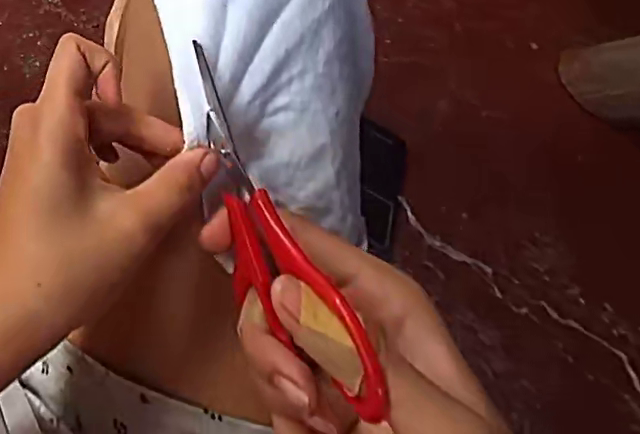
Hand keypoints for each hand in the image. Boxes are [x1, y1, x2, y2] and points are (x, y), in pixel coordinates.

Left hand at [0, 33, 218, 352]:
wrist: (2, 315)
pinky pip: (75, 139)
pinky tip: (122, 187)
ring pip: (90, 120)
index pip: (75, 51)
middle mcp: (37, 121)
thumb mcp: (134, 225)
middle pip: (96, 97)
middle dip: (140, 127)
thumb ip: (177, 183)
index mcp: (53, 120)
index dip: (113, 67)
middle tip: (179, 165)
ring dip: (127, 143)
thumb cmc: (63, 268)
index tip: (134, 113)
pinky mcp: (32, 165)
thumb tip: (209, 155)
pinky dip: (105, 154)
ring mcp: (31, 144)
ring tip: (157, 178)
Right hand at [201, 209, 507, 433]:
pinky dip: (281, 412)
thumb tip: (281, 287)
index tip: (209, 237)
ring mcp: (326, 361)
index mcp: (380, 297)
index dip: (255, 226)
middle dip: (268, 335)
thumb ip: (356, 353)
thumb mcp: (430, 416)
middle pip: (271, 288)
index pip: (305, 238)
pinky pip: (268, 385)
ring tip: (320, 426)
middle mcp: (347, 319)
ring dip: (276, 379)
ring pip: (262, 337)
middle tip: (298, 391)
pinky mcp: (311, 402)